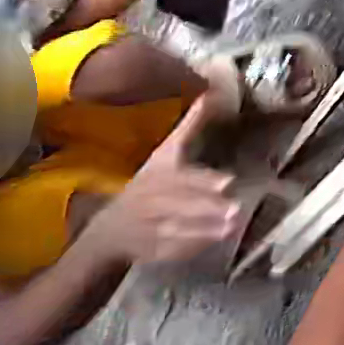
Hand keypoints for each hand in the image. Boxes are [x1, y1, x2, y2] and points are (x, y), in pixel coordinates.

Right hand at [81, 96, 240, 264]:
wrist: (106, 229)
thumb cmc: (146, 184)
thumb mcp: (166, 153)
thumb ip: (190, 125)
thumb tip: (211, 93)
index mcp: (157, 176)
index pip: (182, 179)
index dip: (203, 182)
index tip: (228, 182)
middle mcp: (152, 203)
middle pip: (182, 206)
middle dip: (209, 208)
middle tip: (237, 209)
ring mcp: (149, 229)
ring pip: (179, 230)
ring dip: (206, 229)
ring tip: (233, 225)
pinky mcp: (149, 251)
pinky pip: (171, 250)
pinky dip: (192, 247)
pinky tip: (213, 243)